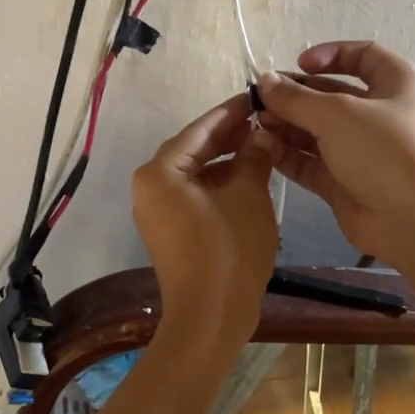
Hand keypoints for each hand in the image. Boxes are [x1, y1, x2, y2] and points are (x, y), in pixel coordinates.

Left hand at [131, 94, 279, 346]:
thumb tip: (262, 133)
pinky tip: (249, 179)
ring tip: (264, 148)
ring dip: (227, 161)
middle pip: (193, 150)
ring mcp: (156, 211)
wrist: (210, 317)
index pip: (199, 129)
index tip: (259, 96)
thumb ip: (254, 156)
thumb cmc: (228, 250)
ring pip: (195, 174)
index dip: (232, 112)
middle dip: (230, 136)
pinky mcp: (169, 232)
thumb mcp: (248, 195)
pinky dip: (219, 186)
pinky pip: (194, 196)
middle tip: (266, 121)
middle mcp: (149, 187)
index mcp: (159, 171)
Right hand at [255, 41, 414, 264]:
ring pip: (316, 131)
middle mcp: (380, 114)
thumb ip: (295, 98)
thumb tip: (264, 82)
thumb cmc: (385, 151)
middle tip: (259, 100)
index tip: (297, 63)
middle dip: (295, 96)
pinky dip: (288, 154)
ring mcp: (361, 150)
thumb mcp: (338, 114)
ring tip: (256, 125)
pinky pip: (310, 162)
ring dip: (286, 125)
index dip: (329, 55)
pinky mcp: (344, 182)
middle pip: (331, 96)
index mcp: (396, 83)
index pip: (362, 56)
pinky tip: (263, 148)